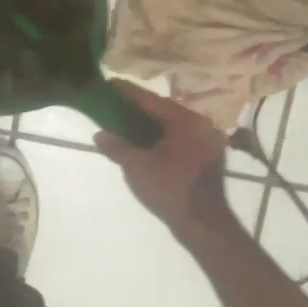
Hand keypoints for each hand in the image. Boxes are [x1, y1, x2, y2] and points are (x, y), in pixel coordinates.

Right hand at [92, 80, 237, 242]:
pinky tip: (145, 141)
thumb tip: (99, 135)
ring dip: (149, 122)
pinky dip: (161, 135)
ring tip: (125, 121)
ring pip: (172, 124)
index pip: (150, 100)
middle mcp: (201, 125)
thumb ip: (116, 147)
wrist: (204, 224)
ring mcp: (208, 141)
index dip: (127, 92)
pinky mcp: (208, 156)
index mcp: (185, 121)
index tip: (108, 83)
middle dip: (138, 107)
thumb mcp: (136, 166)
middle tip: (114, 103)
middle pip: (163, 110)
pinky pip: (180, 137)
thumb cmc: (170, 189)